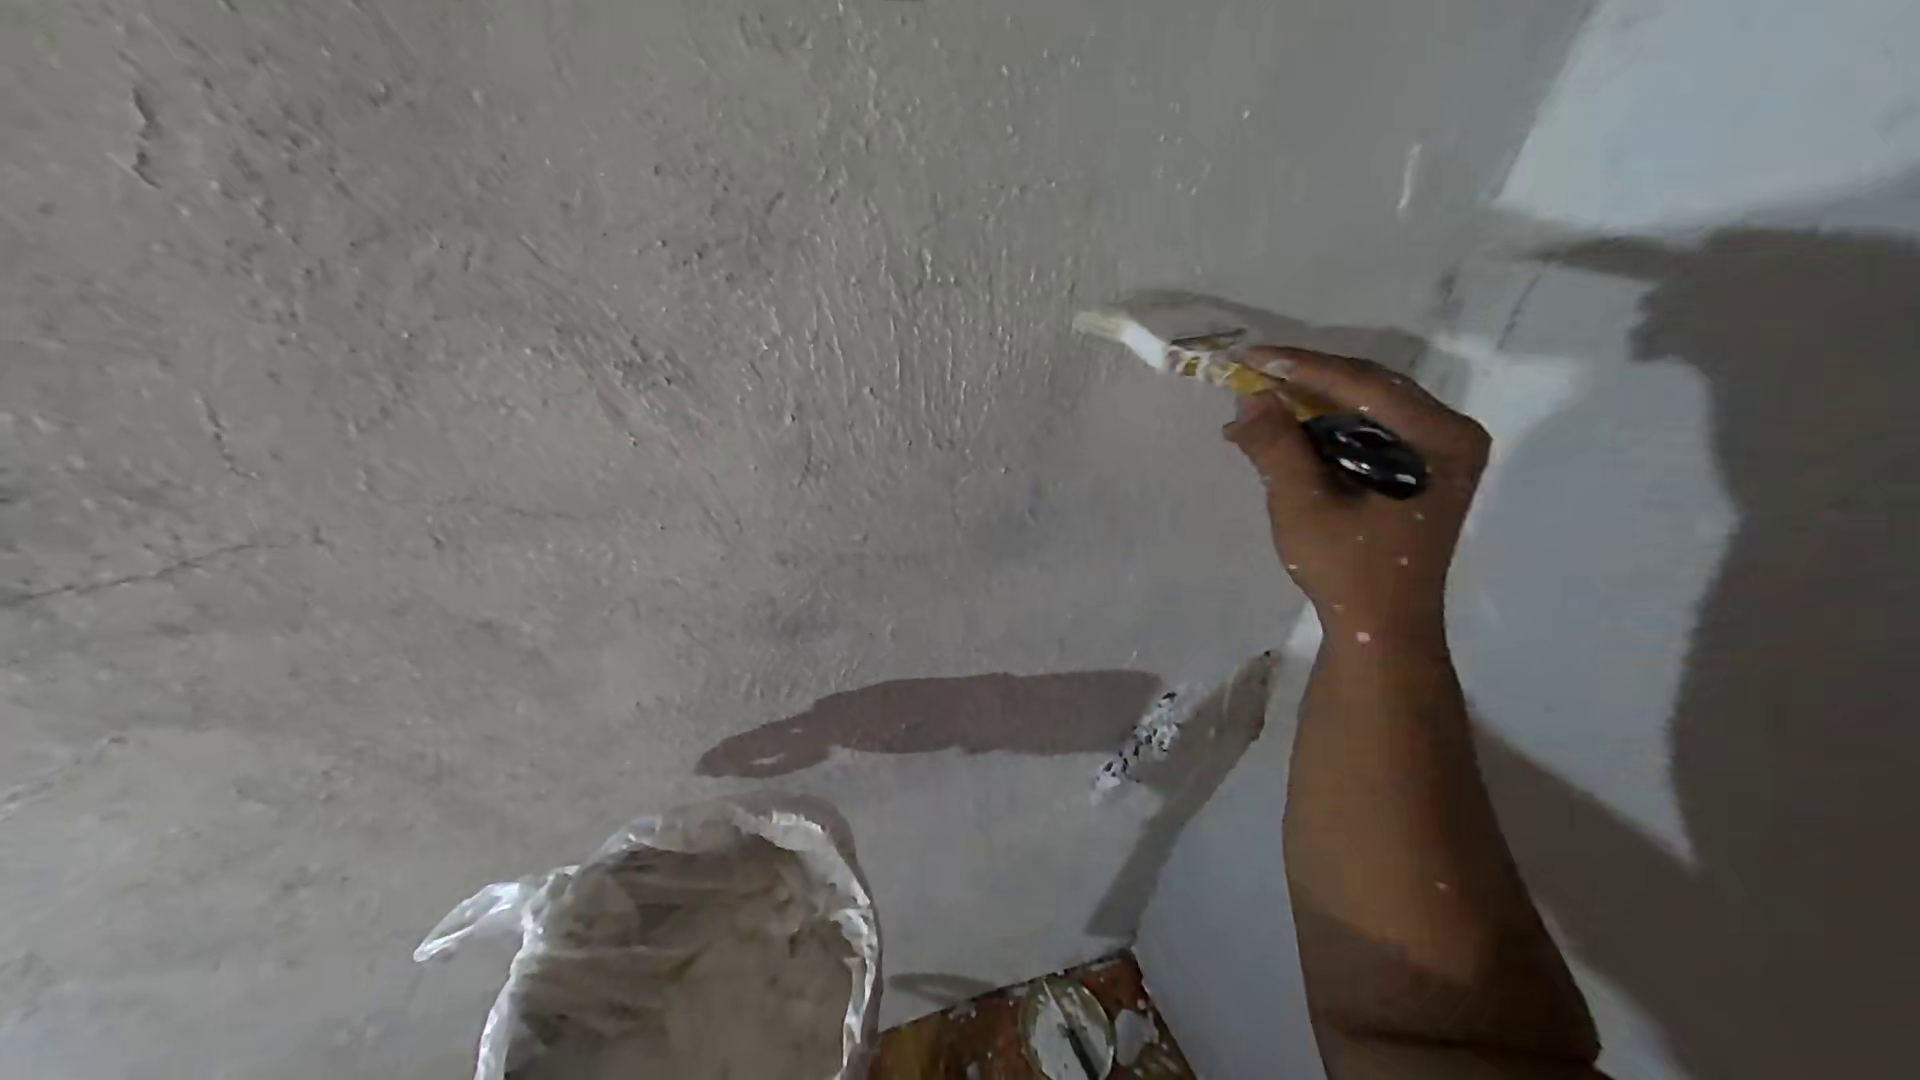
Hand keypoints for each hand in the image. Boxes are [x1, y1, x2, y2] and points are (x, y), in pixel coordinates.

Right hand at [1223, 347, 1489, 646]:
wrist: (1381, 627)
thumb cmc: (1348, 569)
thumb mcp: (1302, 504)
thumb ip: (1276, 446)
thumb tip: (1249, 398)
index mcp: (1441, 438)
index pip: (1363, 384)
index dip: (1301, 367)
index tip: (1250, 358)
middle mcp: (1450, 435)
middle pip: (1369, 388)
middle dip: (1304, 383)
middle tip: (1252, 376)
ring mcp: (1438, 453)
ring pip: (1365, 408)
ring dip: (1310, 406)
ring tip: (1259, 409)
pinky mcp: (1419, 471)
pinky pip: (1367, 432)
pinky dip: (1323, 430)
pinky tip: (1287, 435)